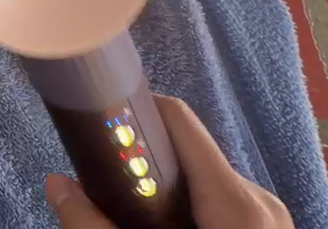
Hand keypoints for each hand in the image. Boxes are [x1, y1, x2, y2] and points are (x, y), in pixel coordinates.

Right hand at [45, 96, 293, 228]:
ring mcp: (271, 222)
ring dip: (162, 190)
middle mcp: (260, 201)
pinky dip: (186, 210)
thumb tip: (56, 184)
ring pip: (201, 179)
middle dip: (141, 161)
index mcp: (237, 202)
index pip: (177, 119)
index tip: (96, 126)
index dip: (132, 110)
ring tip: (135, 220)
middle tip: (108, 186)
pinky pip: (219, 203)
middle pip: (184, 151)